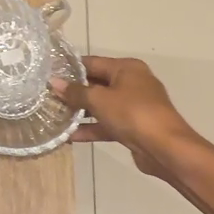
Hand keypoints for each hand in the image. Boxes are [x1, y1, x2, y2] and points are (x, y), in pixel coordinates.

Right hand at [52, 55, 201, 180]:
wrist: (167, 150)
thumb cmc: (133, 114)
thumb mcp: (99, 99)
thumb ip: (75, 92)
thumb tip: (53, 82)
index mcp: (127, 68)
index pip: (92, 62)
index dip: (69, 69)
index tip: (48, 74)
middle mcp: (132, 83)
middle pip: (96, 84)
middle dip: (73, 92)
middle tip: (47, 96)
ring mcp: (134, 107)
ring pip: (101, 105)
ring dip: (80, 112)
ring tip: (54, 115)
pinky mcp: (133, 127)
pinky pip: (108, 124)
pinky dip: (91, 128)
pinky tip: (70, 136)